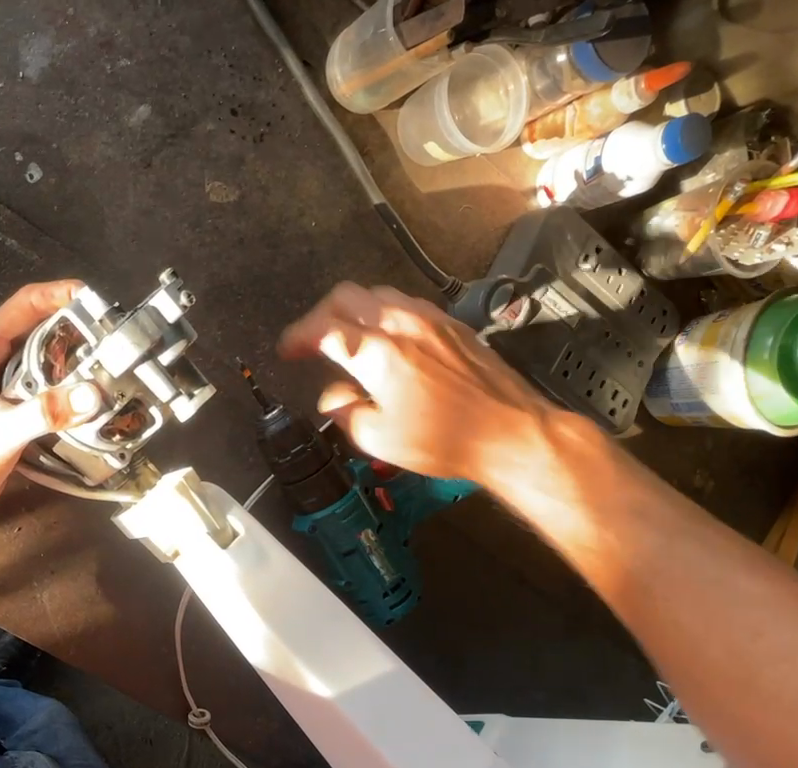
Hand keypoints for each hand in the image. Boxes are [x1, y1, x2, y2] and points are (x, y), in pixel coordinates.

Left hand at [0, 281, 106, 522]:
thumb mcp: (4, 432)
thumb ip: (45, 412)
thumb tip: (88, 394)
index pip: (23, 304)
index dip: (59, 294)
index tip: (93, 299)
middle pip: (35, 324)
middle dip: (71, 323)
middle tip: (107, 332)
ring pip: (39, 352)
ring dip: (69, 353)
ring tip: (104, 358)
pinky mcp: (7, 402)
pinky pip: (40, 379)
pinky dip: (62, 380)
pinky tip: (85, 391)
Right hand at [277, 284, 561, 488]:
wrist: (511, 431)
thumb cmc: (442, 441)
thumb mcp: (377, 438)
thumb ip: (345, 410)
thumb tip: (334, 396)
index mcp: (377, 353)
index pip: (324, 329)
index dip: (298, 336)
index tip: (286, 351)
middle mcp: (402, 325)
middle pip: (348, 297)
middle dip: (320, 315)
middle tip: (310, 340)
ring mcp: (431, 320)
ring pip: (378, 296)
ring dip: (353, 311)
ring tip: (345, 336)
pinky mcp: (452, 326)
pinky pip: (406, 305)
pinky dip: (383, 315)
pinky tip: (385, 339)